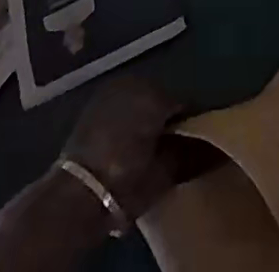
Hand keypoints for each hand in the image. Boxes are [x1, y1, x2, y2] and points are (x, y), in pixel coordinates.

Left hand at [60, 77, 184, 217]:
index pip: (184, 103)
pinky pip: (122, 101)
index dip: (191, 121)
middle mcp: (134, 84)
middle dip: (168, 113)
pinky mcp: (95, 102)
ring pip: (140, 95)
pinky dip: (129, 112)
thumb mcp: (164, 174)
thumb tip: (202, 143)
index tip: (195, 137)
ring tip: (150, 138)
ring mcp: (111, 90)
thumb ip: (186, 152)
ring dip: (147, 111)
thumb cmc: (126, 184)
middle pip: (161, 95)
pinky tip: (129, 134)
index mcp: (155, 97)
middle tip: (173, 139)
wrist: (76, 194)